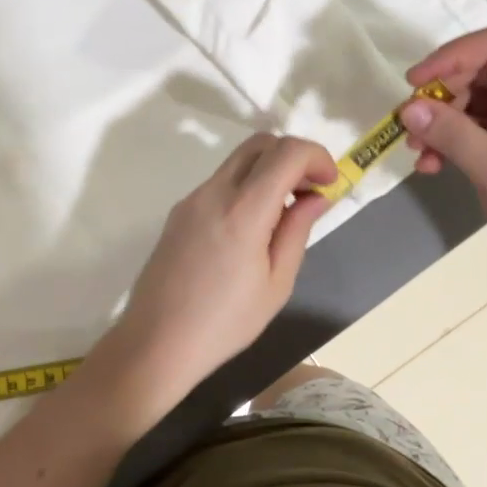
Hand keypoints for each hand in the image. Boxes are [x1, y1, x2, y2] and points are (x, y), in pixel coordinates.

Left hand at [97, 134, 336, 405]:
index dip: (317, 157)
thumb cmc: (224, 324)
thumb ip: (297, 231)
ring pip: (237, 162)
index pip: (287, 153)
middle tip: (310, 193)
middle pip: (260, 144)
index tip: (330, 184)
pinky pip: (219, 184)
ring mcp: (191, 201)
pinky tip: (252, 229)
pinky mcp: (178, 214)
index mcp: (243, 211)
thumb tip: (315, 197)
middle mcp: (213, 193)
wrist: (156, 343)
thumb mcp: (276, 284)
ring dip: (269, 172)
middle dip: (293, 157)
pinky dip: (246, 188)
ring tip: (284, 215)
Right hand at [400, 26, 486, 281]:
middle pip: (478, 73)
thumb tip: (407, 108)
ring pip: (469, 103)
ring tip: (416, 152)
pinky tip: (430, 166)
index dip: (452, 56)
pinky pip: (470, 129)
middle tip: (408, 125)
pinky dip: (447, 142)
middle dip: (440, 96)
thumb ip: (453, 135)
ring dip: (438, 123)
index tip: (414, 83)